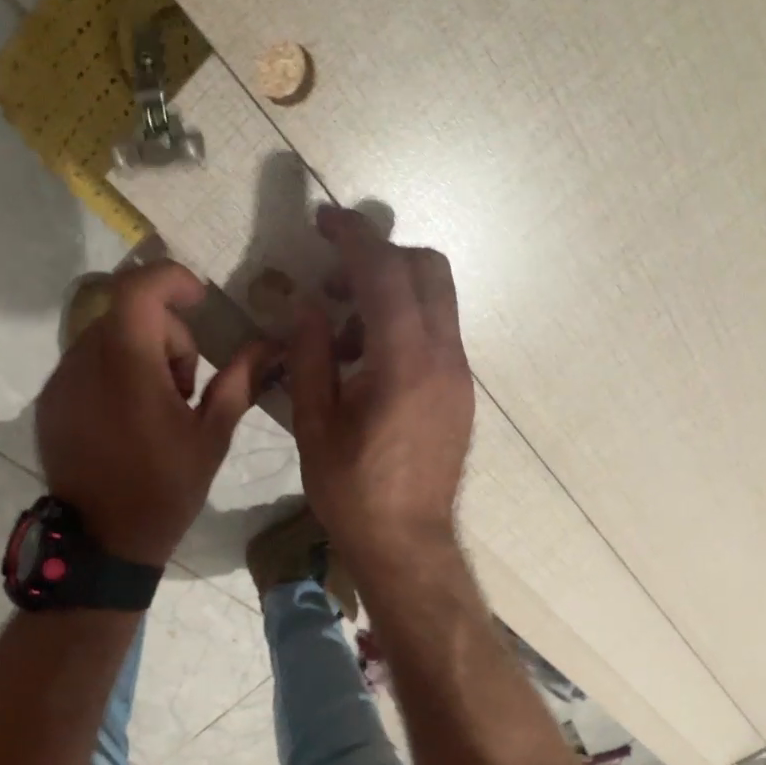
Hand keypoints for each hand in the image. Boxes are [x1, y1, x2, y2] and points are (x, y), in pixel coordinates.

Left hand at [36, 262, 274, 566]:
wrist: (102, 543)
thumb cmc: (164, 490)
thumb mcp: (211, 437)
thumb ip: (236, 381)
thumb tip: (267, 345)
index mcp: (128, 366)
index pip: (139, 288)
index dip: (171, 280)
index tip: (198, 300)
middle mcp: (84, 362)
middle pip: (128, 314)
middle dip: (165, 334)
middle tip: (186, 384)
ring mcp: (61, 383)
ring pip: (104, 338)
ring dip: (138, 354)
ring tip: (156, 407)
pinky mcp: (49, 404)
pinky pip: (84, 367)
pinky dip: (112, 375)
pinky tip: (126, 421)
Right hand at [291, 206, 474, 568]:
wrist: (407, 543)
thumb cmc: (352, 492)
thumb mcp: (314, 423)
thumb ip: (310, 355)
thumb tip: (305, 304)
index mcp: (403, 363)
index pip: (386, 272)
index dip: (354, 236)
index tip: (323, 221)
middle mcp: (443, 357)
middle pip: (427, 268)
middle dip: (379, 256)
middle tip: (332, 280)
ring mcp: (458, 374)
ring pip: (436, 299)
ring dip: (390, 292)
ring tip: (341, 333)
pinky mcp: (460, 391)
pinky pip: (437, 332)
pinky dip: (403, 323)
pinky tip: (366, 362)